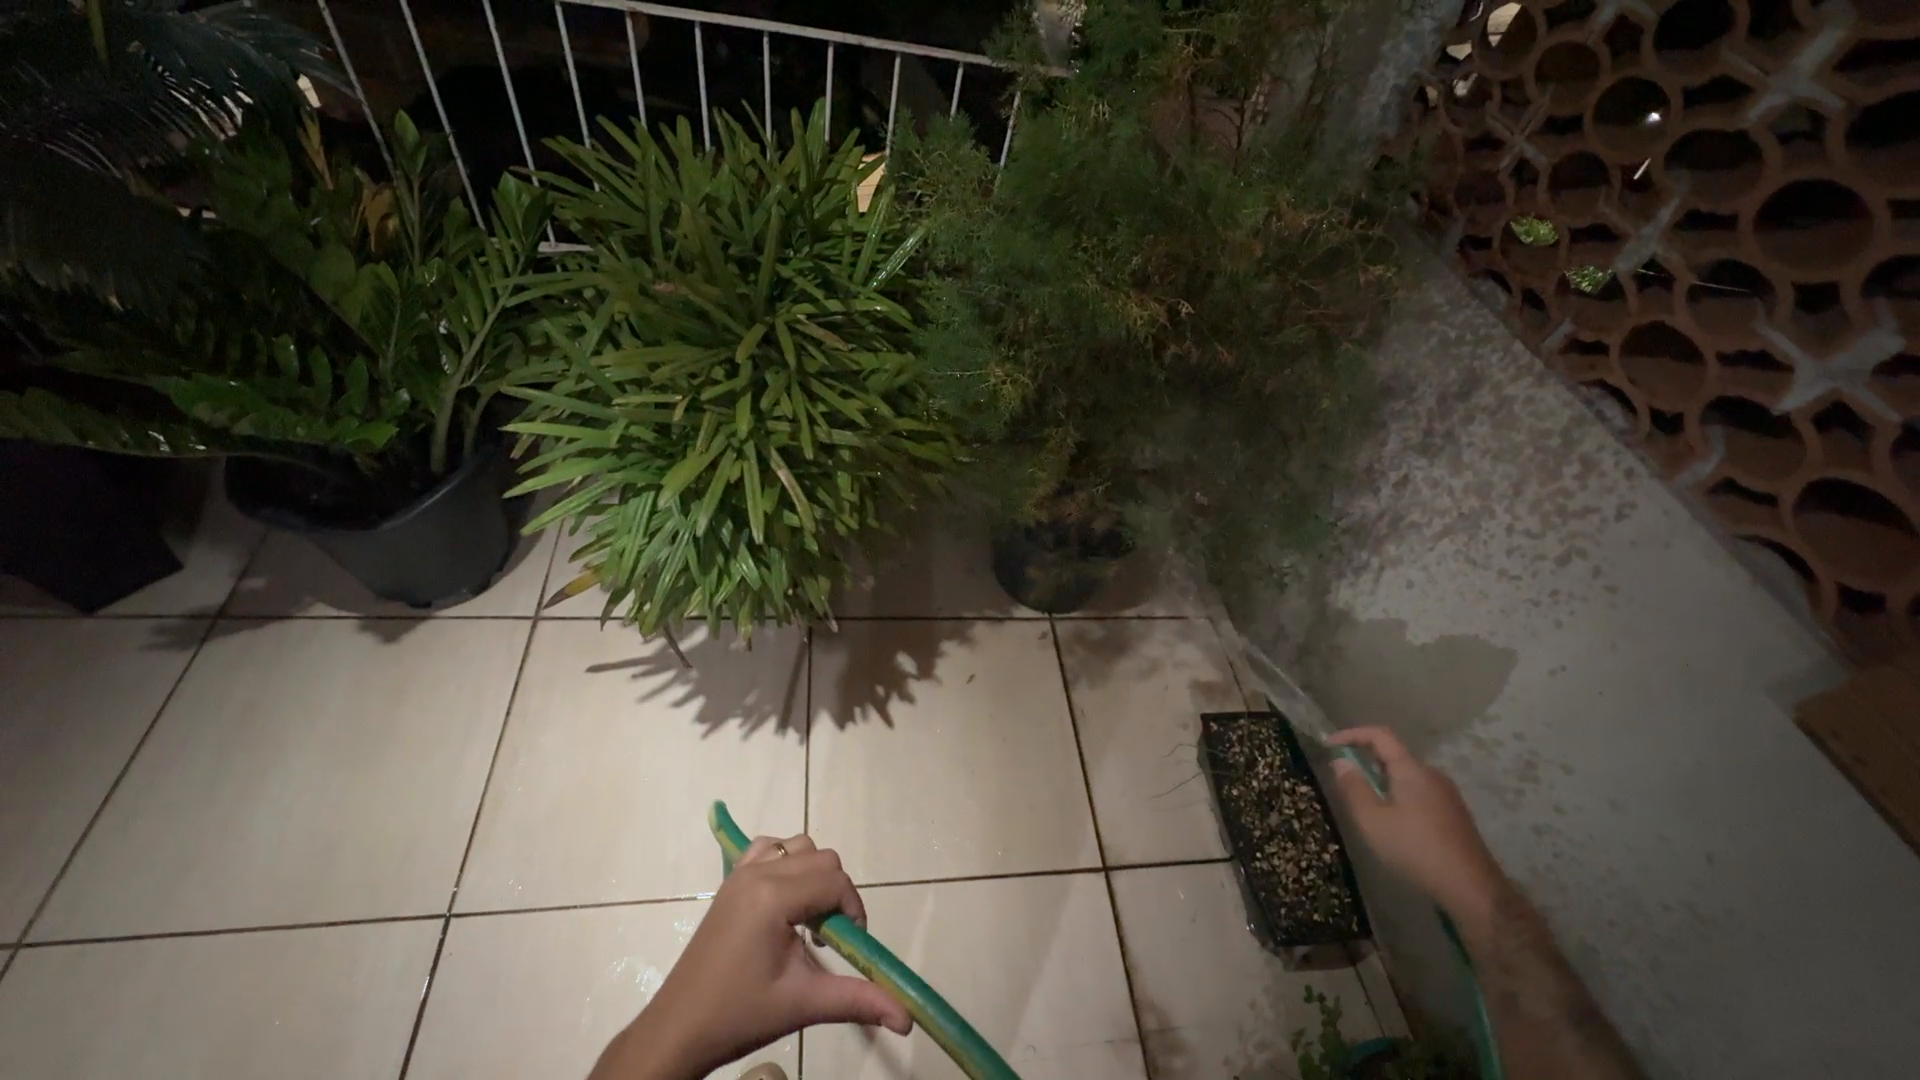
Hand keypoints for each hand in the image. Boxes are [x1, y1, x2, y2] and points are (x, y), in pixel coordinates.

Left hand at [590, 835, 912, 1079]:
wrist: (680, 1029)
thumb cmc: (740, 1015)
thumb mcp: (803, 1004)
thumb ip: (858, 999)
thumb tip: (907, 1018)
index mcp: (773, 897)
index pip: (834, 881)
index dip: (853, 910)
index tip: (850, 944)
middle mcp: (757, 873)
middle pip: (821, 858)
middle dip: (835, 893)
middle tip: (828, 936)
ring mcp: (740, 873)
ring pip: (797, 847)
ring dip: (812, 874)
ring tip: (806, 919)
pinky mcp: (730, 881)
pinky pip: (768, 849)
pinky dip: (786, 864)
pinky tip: (784, 902)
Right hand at [1325, 727, 1506, 918]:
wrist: (1471, 886)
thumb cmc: (1415, 848)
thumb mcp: (1372, 819)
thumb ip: (1353, 787)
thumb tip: (1341, 762)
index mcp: (1412, 770)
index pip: (1380, 735)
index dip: (1352, 734)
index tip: (1329, 745)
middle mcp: (1432, 774)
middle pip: (1394, 755)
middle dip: (1366, 760)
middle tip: (1344, 780)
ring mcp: (1447, 794)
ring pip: (1407, 775)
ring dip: (1382, 781)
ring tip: (1365, 804)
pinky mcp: (1454, 813)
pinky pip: (1419, 792)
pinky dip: (1398, 795)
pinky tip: (1393, 822)